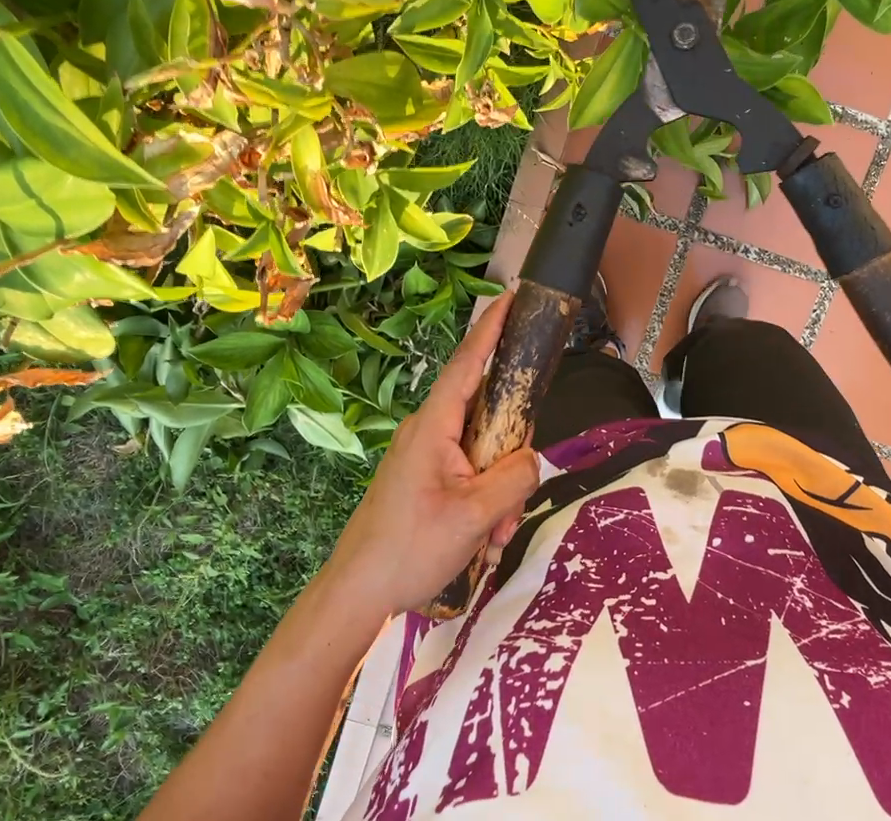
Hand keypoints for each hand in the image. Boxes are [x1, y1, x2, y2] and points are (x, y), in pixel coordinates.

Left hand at [325, 290, 539, 613]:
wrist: (357, 595)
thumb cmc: (411, 548)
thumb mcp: (475, 515)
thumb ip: (515, 477)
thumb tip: (533, 457)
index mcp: (434, 427)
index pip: (468, 364)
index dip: (492, 329)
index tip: (511, 295)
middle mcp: (429, 433)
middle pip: (489, 416)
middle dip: (512, 454)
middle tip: (513, 504)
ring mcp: (426, 458)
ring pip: (484, 453)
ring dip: (500, 490)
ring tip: (492, 535)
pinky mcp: (426, 481)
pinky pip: (470, 476)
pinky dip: (486, 503)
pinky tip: (482, 539)